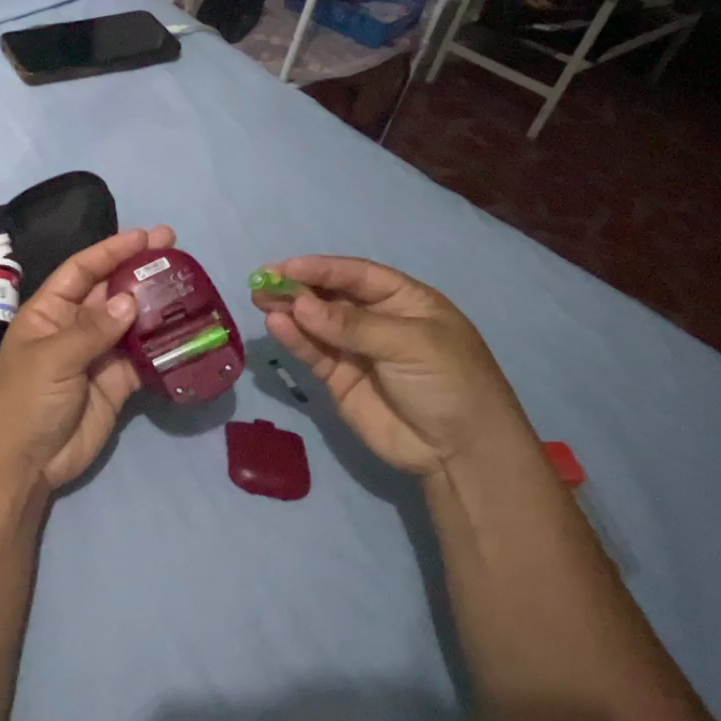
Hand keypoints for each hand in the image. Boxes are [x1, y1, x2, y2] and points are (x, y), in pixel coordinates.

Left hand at [0, 226, 173, 489]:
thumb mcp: (53, 358)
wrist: (26, 463)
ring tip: (191, 286)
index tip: (146, 236)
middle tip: (178, 250)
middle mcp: (73, 327)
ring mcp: (96, 355)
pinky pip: (143, 358)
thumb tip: (130, 300)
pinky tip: (187, 333)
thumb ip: (93, 329)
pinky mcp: (115, 384)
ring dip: (157, 306)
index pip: (81, 270)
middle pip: (110, 291)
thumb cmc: (26, 400)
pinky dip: (163, 348)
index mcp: (48, 312)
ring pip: (131, 322)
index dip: (112, 251)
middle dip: (140, 271)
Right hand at [252, 256, 532, 474]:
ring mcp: (356, 350)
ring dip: (288, 310)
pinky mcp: (338, 379)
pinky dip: (293, 338)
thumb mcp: (410, 344)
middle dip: (297, 287)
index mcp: (405, 301)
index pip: (357, 275)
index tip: (285, 267)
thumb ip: (352, 325)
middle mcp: (377, 320)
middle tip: (261, 282)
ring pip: (315, 323)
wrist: (460, 453)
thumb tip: (299, 305)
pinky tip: (275, 325)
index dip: (322, 268)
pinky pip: (312, 352)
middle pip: (330, 296)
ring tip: (260, 300)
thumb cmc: (449, 383)